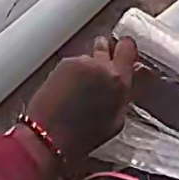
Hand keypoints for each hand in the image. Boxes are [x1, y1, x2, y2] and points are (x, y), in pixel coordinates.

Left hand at [22, 36, 138, 163]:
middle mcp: (101, 65)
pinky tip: (69, 88)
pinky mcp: (63, 63)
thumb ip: (124, 94)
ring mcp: (81, 62)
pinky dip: (74, 71)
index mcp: (119, 80)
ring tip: (81, 87)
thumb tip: (127, 80)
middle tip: (103, 68)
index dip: (126, 49)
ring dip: (88, 66)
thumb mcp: (116, 120)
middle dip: (106, 52)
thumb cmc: (83, 135)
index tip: (125, 52)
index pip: (128, 47)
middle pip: (106, 43)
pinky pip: (74, 62)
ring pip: (89, 56)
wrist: (50, 134)